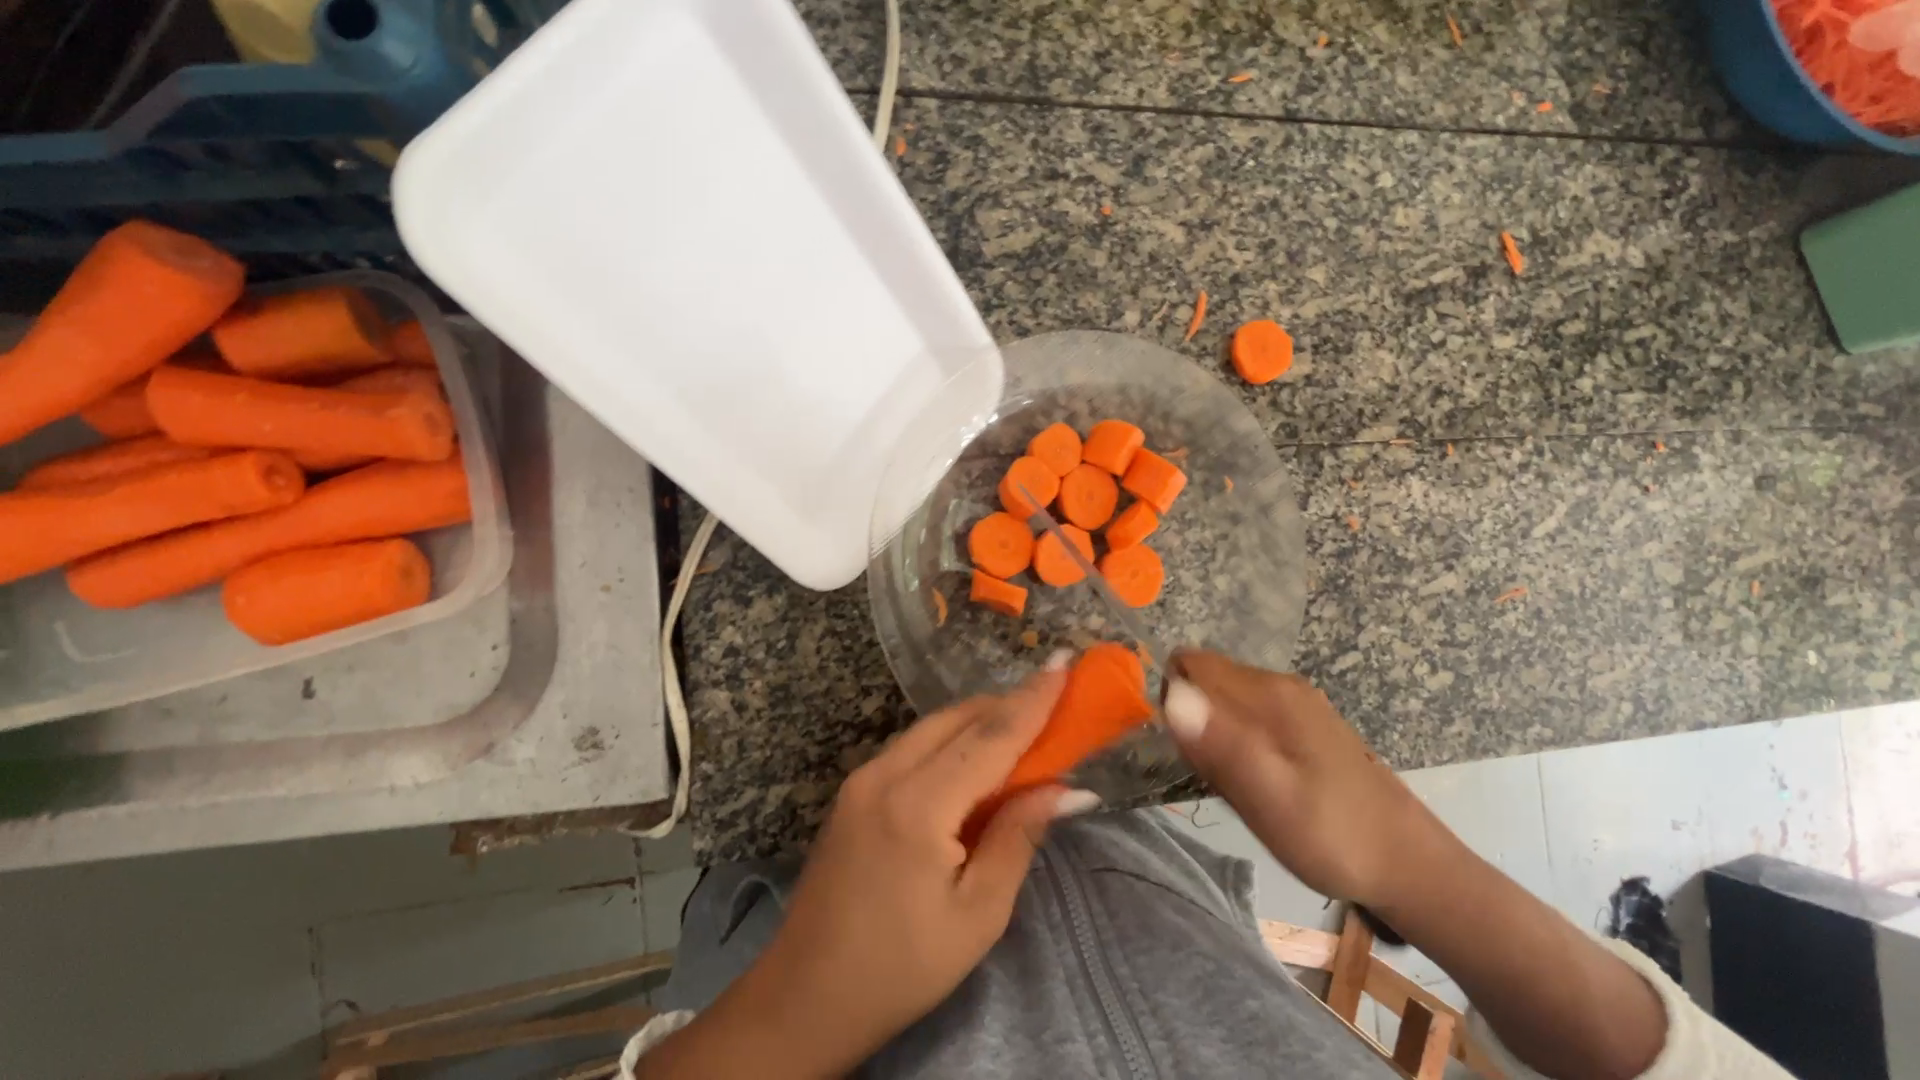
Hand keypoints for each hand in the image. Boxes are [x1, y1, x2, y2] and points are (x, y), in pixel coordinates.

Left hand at [649, 661, 1094, 1078]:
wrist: (807, 996)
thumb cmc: (903, 967)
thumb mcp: (978, 913)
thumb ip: (1018, 836)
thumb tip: (1065, 786)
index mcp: (917, 805)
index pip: (990, 737)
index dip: (1033, 700)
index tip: (1066, 663)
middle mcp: (883, 775)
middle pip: (957, 720)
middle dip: (1008, 705)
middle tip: (1057, 704)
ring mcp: (860, 781)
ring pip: (931, 729)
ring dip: (979, 722)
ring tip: (1025, 730)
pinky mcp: (850, 795)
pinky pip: (911, 748)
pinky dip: (950, 742)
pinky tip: (974, 761)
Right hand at [1161, 649, 1456, 912]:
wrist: (1408, 865)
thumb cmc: (1333, 837)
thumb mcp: (1269, 799)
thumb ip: (1220, 745)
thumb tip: (1171, 696)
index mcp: (1271, 694)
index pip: (1189, 665)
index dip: (1173, 703)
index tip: (1186, 752)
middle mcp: (1282, 687)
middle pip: (1205, 683)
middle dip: (1193, 724)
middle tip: (1215, 779)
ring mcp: (1296, 707)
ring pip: (1224, 704)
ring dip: (1214, 740)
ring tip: (1237, 789)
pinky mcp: (1304, 728)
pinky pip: (1248, 721)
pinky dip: (1237, 749)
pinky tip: (1257, 787)